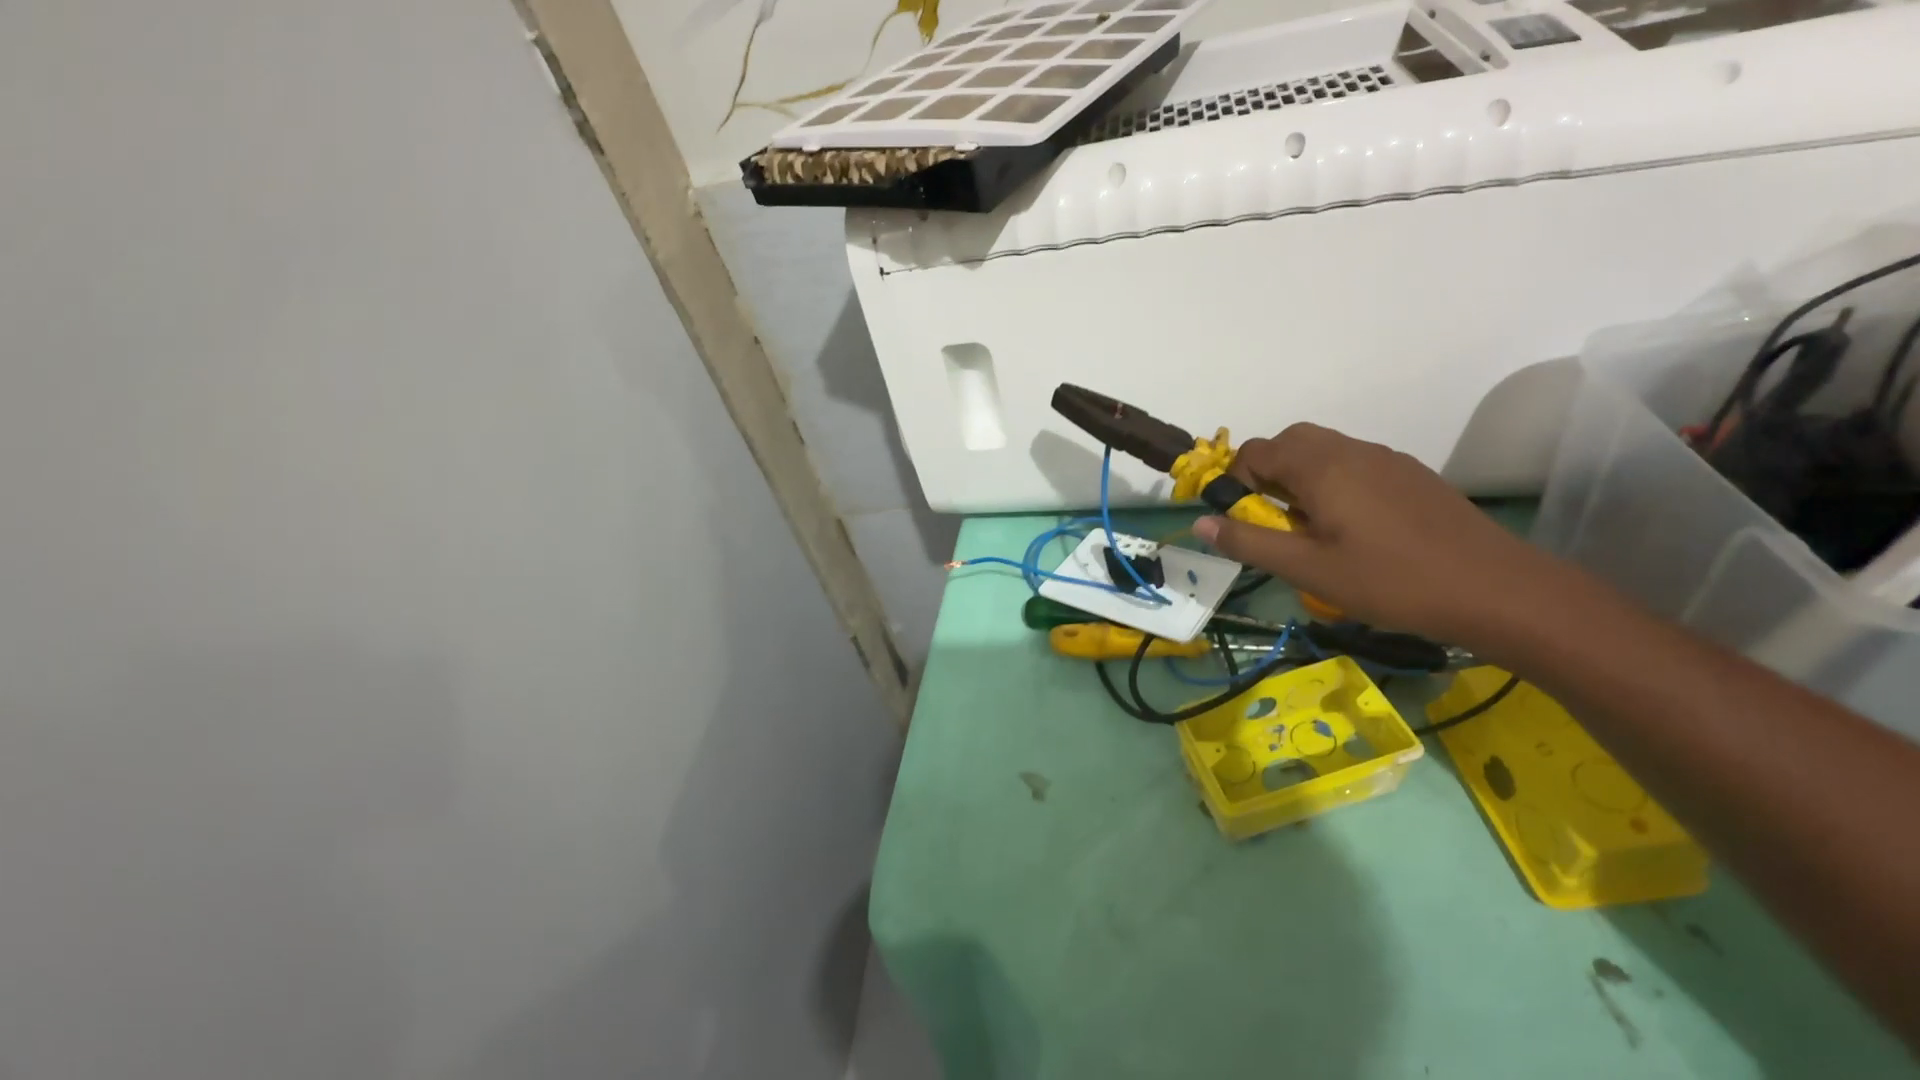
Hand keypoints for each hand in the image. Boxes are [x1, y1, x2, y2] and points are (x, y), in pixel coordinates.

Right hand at [1191, 423, 1569, 649]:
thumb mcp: (1310, 570)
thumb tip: (1200, 521)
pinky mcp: (1411, 475)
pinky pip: (1356, 465)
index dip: (1237, 482)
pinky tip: (1355, 531)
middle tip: (1274, 524)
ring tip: (1312, 532)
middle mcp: (1351, 450)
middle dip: (1269, 475)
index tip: (1244, 523)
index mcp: (1321, 466)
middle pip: (1291, 442)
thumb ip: (1250, 543)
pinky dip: (1336, 485)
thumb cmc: (1391, 582)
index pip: (1256, 451)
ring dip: (1303, 480)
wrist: (1494, 588)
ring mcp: (1386, 459)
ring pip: (1326, 452)